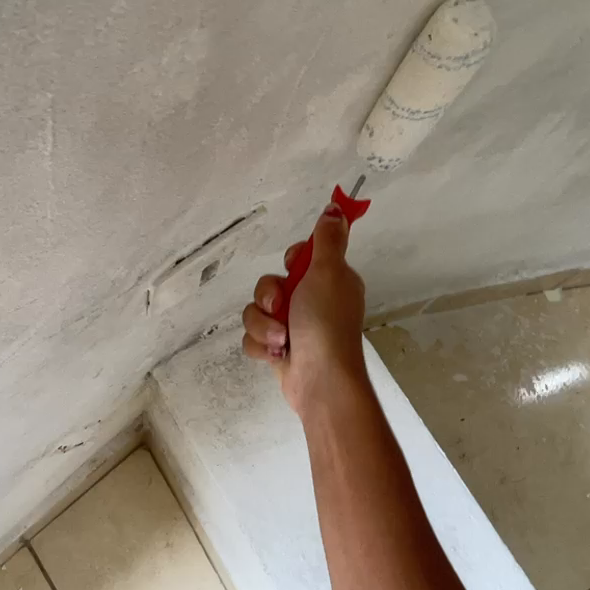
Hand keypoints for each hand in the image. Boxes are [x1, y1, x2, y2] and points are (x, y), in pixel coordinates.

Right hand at [242, 202, 368, 413]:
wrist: (319, 379)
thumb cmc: (325, 323)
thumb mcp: (329, 273)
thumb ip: (328, 240)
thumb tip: (336, 209)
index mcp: (329, 281)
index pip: (298, 257)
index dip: (290, 262)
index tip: (293, 269)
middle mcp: (311, 302)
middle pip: (270, 283)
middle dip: (268, 298)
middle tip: (281, 308)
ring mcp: (293, 327)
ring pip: (256, 312)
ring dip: (263, 326)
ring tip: (281, 341)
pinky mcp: (277, 350)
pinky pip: (253, 337)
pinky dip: (261, 346)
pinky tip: (275, 355)